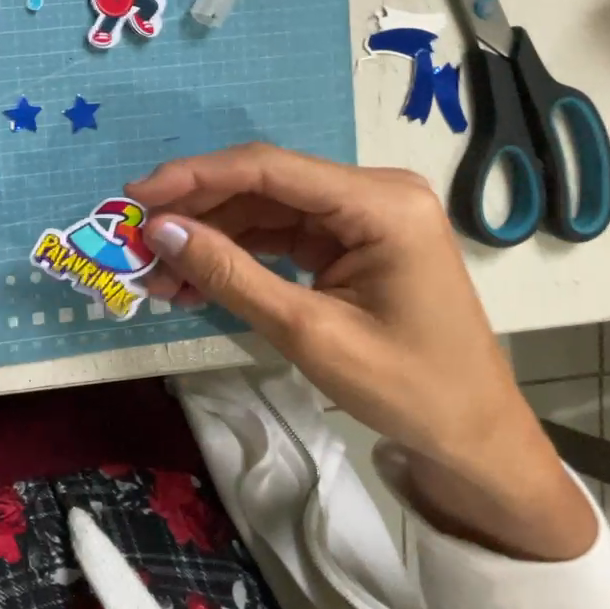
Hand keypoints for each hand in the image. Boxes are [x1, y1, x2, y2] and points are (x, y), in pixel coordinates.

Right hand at [127, 144, 596, 561]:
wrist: (474, 440)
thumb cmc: (408, 389)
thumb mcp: (308, 332)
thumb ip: (230, 273)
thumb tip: (157, 229)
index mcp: (380, 203)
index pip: (267, 168)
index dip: (193, 176)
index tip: (135, 196)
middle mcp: (371, 193)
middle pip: (259, 184)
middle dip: (194, 214)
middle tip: (136, 243)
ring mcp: (360, 215)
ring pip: (260, 209)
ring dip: (207, 238)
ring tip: (157, 275)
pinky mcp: (347, 239)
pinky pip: (275, 233)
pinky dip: (232, 254)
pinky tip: (192, 280)